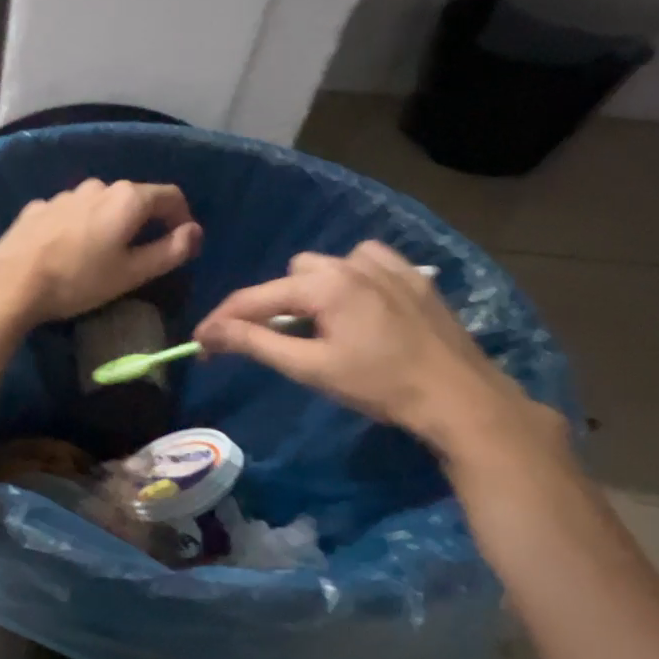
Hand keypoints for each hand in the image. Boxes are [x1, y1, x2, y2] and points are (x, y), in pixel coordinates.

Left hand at [0, 178, 202, 324]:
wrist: (10, 284)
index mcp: (127, 198)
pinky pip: (68, 214)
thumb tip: (195, 233)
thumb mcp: (131, 274)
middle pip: (132, 198)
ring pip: (97, 205)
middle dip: (143, 222)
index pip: (170, 196)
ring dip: (107, 223)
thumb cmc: (78, 281)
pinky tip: (66, 252)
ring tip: (100, 255)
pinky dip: (76, 227)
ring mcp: (63, 195)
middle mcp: (97, 186)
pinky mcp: (36, 209)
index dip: (183, 218)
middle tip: (141, 254)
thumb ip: (169, 252)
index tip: (182, 243)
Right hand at [194, 241, 560, 455]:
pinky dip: (349, 281)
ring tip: (317, 327)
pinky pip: (365, 263)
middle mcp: (353, 263)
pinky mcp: (412, 276)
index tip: (200, 343)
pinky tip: (356, 309)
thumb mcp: (309, 368)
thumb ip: (254, 343)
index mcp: (325, 284)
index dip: (221, 320)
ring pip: (326, 266)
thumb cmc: (378, 385)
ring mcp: (388, 265)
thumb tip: (208, 333)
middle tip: (269, 344)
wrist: (458, 396)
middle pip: (289, 275)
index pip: (255, 297)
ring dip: (310, 291)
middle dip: (272, 305)